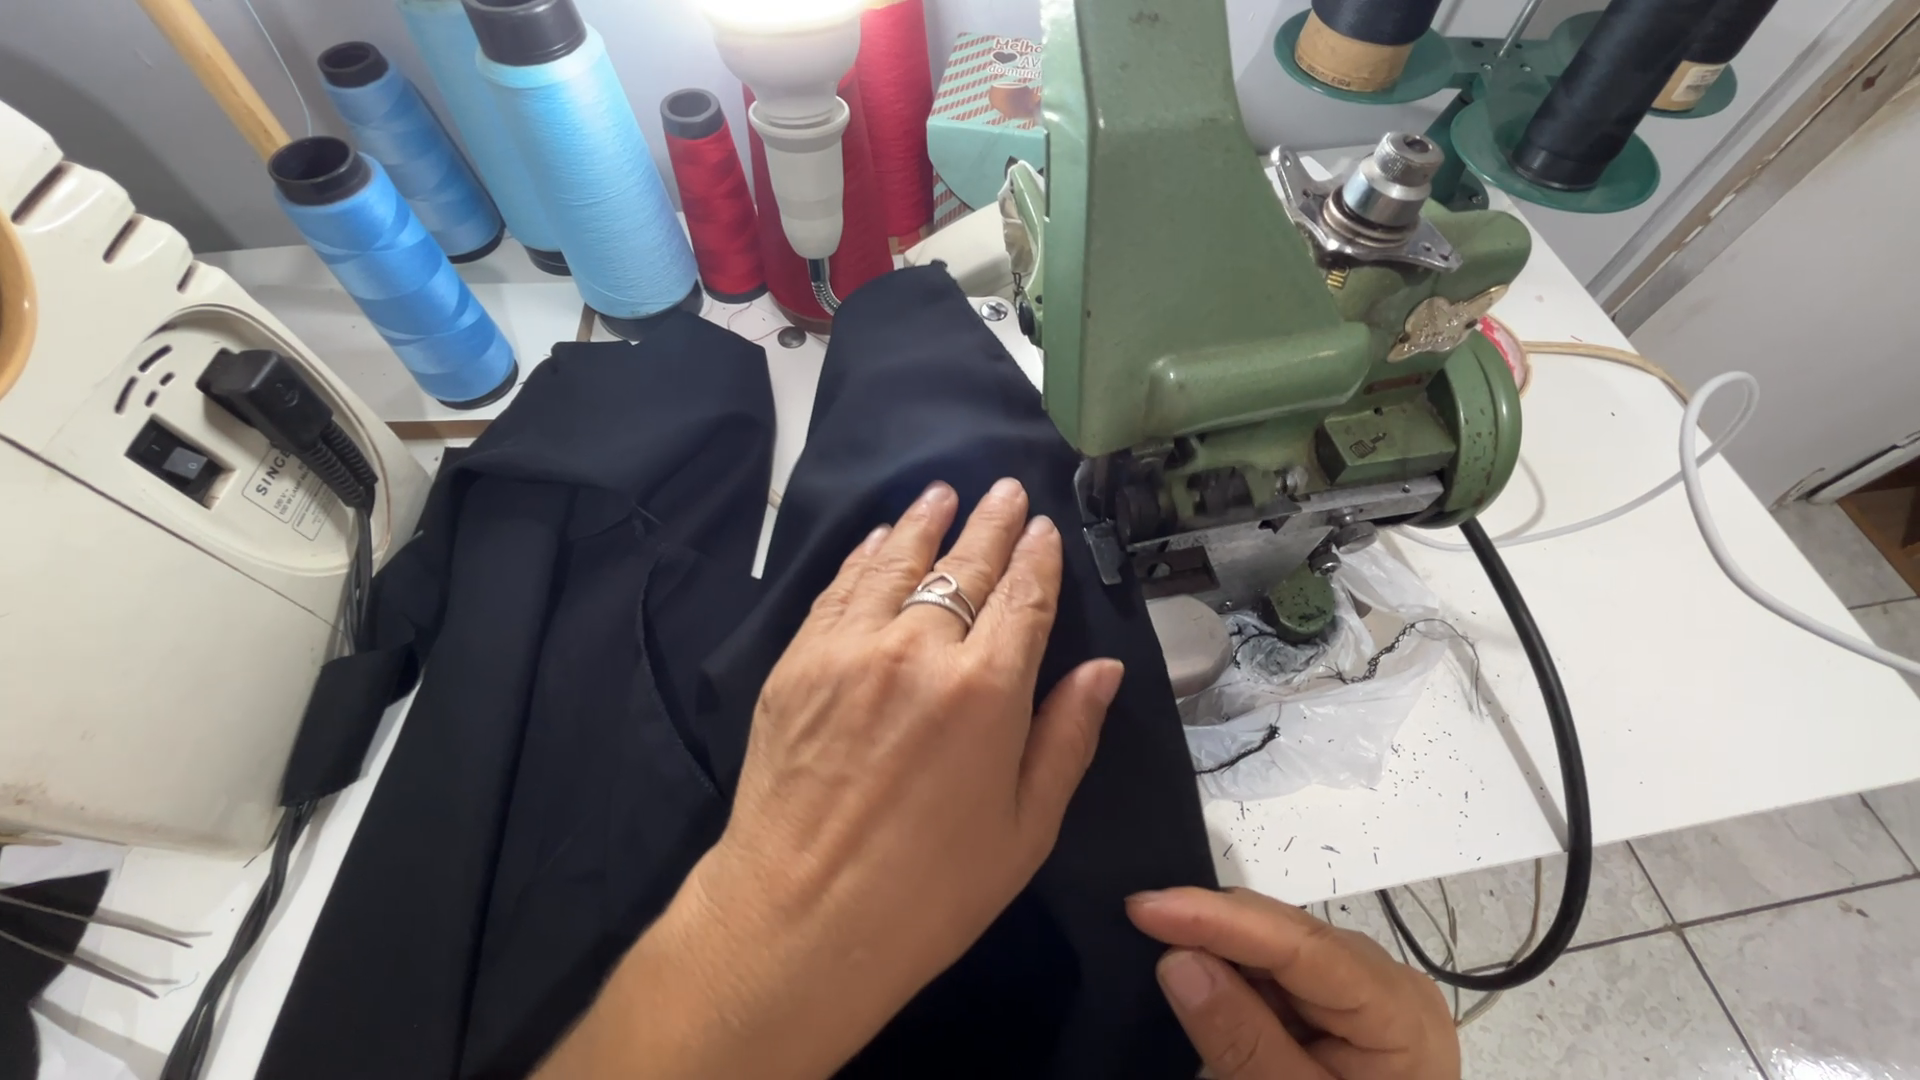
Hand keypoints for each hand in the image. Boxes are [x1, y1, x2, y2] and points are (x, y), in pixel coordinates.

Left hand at [536, 478, 1123, 1079]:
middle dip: (990, 523)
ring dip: (925, 522)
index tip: (1043, 527)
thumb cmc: (930, 890)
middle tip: (1003, 489)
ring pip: (898, 561)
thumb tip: (1103, 669)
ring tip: (944, 491)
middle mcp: (919, 649)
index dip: (1037, 558)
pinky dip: (866, 553)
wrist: (798, 919)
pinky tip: (880, 536)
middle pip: (964, 567)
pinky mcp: (799, 659)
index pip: (1022, 599)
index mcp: (986, 691)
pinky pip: (840, 586)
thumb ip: (1067, 737)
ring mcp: (851, 647)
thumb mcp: (1026, 828)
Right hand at [1127, 887, 1457, 1079]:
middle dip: (1206, 927)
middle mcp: (1379, 978)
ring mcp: (1355, 988)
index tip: (1143, 905)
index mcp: (1394, 1007)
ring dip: (1210, 949)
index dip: (1215, 917)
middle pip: (1278, 934)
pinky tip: (1194, 978)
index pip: (1296, 942)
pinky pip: (1267, 972)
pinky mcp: (1330, 1004)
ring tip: (1153, 943)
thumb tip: (1177, 960)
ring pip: (1264, 946)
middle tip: (1134, 921)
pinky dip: (1226, 976)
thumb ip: (1244, 1043)